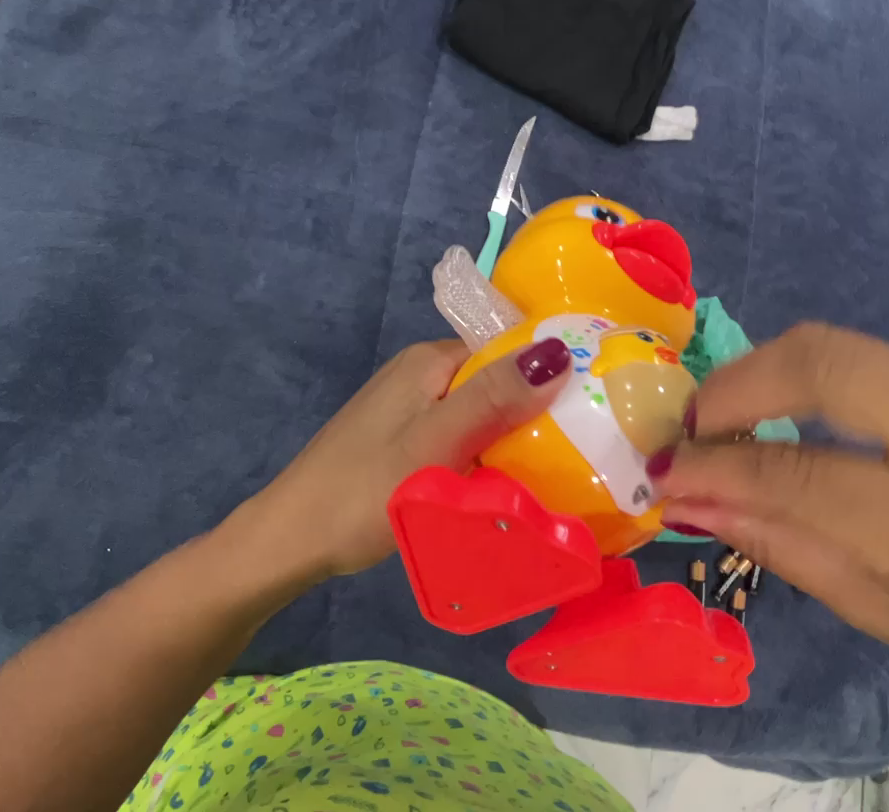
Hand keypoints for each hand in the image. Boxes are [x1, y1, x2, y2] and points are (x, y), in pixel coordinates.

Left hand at [246, 338, 572, 580]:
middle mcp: (420, 376)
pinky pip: (460, 440)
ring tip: (561, 475)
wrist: (292, 539)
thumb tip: (558, 348)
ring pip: (480, 416)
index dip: (550, 375)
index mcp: (429, 362)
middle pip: (496, 383)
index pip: (506, 351)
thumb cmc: (365, 490)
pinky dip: (485, 458)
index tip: (596, 411)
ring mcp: (409, 411)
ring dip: (512, 440)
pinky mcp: (403, 444)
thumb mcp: (437, 443)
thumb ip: (494, 398)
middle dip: (536, 414)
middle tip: (587, 454)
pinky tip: (508, 488)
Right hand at [650, 323, 888, 704]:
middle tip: (690, 429)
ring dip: (757, 376)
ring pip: (831, 346)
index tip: (664, 472)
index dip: (717, 467)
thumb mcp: (887, 617)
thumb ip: (781, 547)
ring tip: (722, 423)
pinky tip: (778, 417)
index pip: (803, 474)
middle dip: (732, 387)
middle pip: (819, 363)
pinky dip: (794, 379)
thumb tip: (689, 501)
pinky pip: (857, 359)